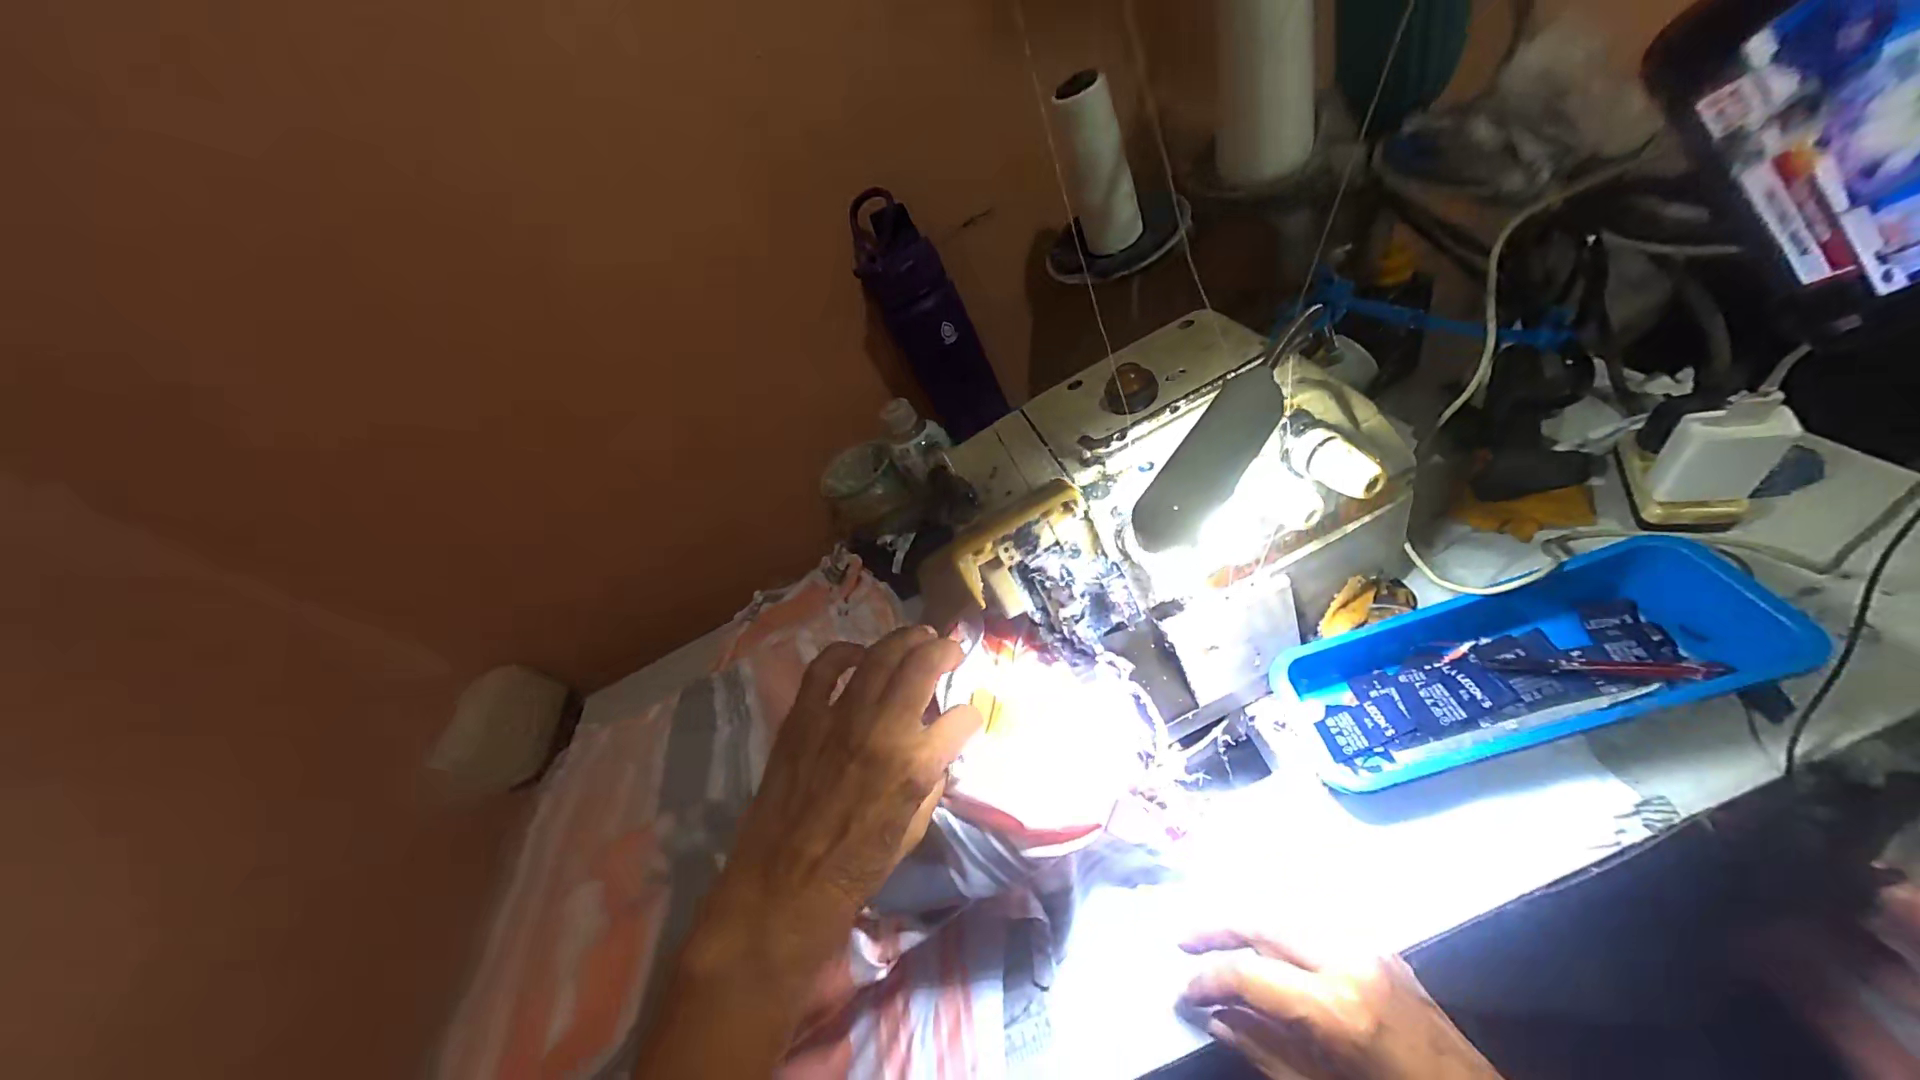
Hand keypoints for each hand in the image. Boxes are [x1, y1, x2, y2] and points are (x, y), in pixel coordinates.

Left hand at [720, 625, 983, 925]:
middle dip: (944, 650)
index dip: (971, 715)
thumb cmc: (854, 869)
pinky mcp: (802, 717)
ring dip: (905, 639)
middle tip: (950, 648)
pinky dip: (845, 652)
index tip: (968, 717)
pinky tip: (859, 654)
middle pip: (922, 666)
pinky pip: (824, 668)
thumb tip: (936, 751)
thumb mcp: (913, 831)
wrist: (782, 888)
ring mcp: (839, 718)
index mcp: (915, 766)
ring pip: (880, 656)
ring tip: (918, 636)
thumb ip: (930, 783)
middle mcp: (882, 731)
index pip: (962, 720)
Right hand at [1180, 929, 1502, 1079]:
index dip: (1207, 979)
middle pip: (1262, 923)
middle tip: (1183, 942)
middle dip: (1216, 930)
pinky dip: (1281, 927)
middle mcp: (1348, 960)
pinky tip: (1266, 943)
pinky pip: (1317, 923)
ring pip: (1287, 913)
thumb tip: (1213, 1014)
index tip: (1182, 992)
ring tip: (1216, 939)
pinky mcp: (1381, 946)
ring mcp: (1369, 946)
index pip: (1248, 973)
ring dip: (1246, 924)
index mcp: (1337, 1007)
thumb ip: (1263, 1050)